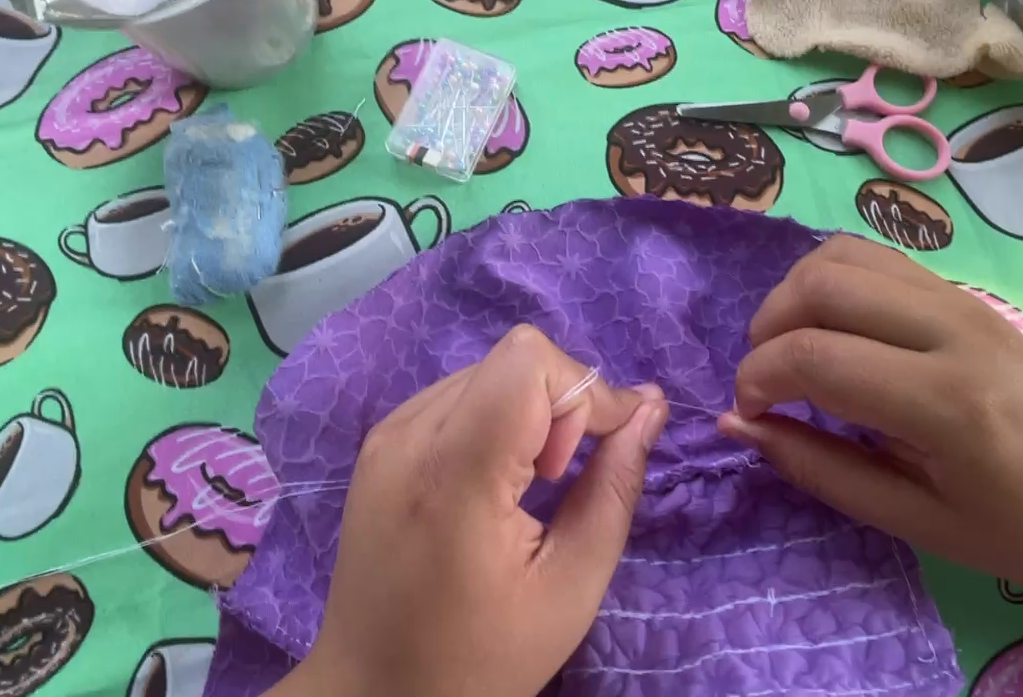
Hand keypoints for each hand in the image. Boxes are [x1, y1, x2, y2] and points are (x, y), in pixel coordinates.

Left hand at [290, 325, 667, 696]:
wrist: (372, 693)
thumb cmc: (479, 658)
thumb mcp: (570, 587)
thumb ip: (616, 486)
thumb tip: (651, 404)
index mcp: (454, 471)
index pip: (529, 361)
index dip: (584, 392)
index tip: (605, 450)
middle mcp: (411, 432)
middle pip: (513, 359)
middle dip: (562, 403)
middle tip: (561, 477)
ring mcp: (389, 431)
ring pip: (490, 370)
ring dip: (530, 410)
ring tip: (530, 483)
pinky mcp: (382, 439)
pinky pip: (460, 392)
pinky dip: (497, 418)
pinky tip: (494, 479)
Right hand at [718, 235, 1022, 604]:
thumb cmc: (1022, 533)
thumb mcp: (913, 522)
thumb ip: (816, 467)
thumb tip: (736, 423)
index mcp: (948, 403)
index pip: (816, 357)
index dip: (758, 378)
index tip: (749, 412)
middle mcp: (953, 329)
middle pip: (821, 286)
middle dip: (767, 327)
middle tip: (765, 376)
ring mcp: (960, 297)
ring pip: (840, 255)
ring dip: (793, 293)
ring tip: (791, 344)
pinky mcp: (960, 289)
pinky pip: (871, 254)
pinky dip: (828, 278)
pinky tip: (831, 324)